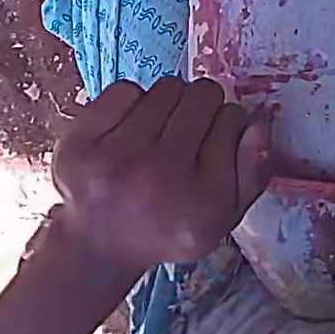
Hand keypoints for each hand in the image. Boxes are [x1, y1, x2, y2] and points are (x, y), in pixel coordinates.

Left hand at [50, 77, 270, 280]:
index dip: (226, 125)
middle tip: (185, 134)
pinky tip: (127, 131)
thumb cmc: (173, 223)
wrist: (98, 246)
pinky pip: (125, 89)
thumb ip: (254, 170)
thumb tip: (256, 124)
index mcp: (203, 202)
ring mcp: (114, 161)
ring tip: (156, 134)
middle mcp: (160, 179)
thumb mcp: (226, 213)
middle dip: (201, 107)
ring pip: (167, 87)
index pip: (233, 118)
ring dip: (168, 104)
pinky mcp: (78, 145)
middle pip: (203, 94)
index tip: (210, 147)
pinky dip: (132, 103)